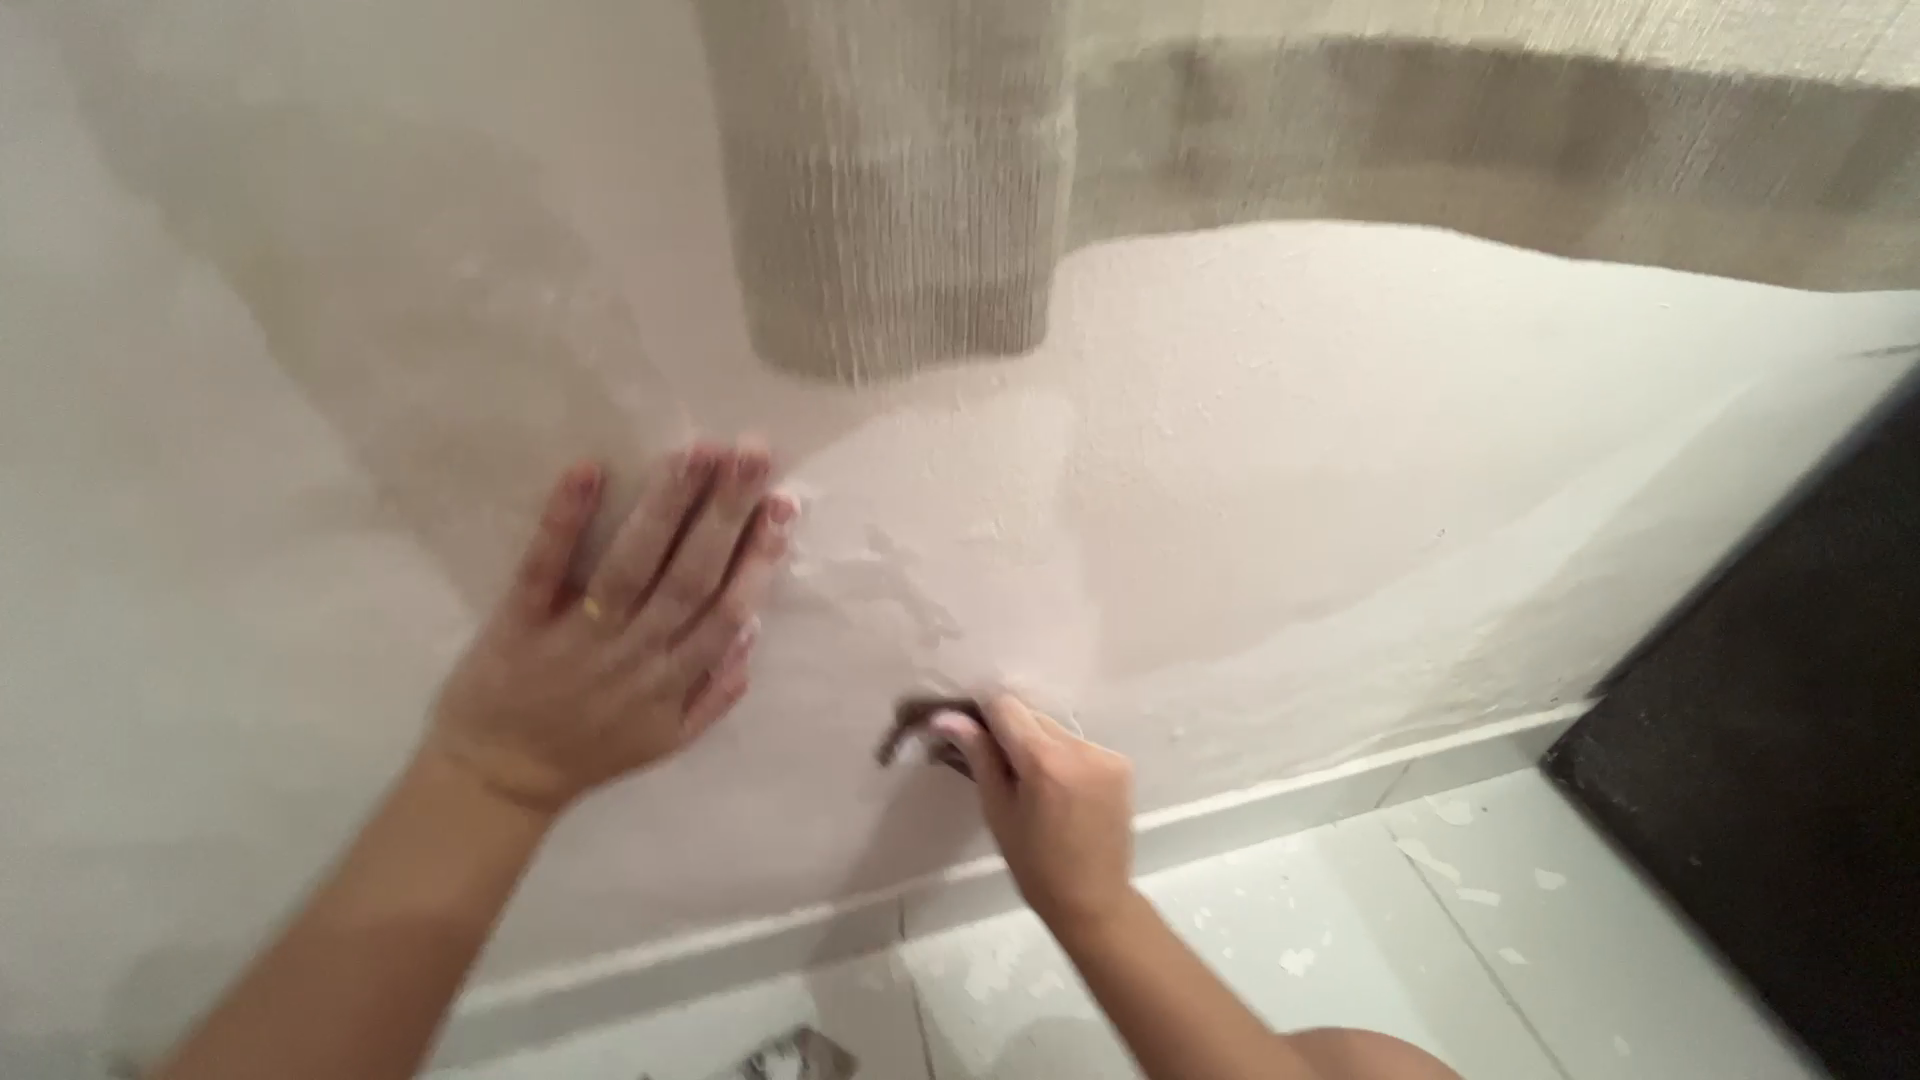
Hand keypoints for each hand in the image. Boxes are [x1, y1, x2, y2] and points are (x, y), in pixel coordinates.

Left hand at [426, 440, 793, 813]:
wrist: (498, 780)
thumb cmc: (592, 751)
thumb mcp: (669, 740)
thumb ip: (717, 693)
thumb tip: (754, 630)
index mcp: (674, 679)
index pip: (727, 609)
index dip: (759, 557)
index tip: (783, 505)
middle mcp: (636, 653)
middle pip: (691, 575)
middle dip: (727, 513)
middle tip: (752, 453)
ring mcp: (579, 636)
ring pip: (633, 564)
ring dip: (667, 505)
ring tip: (698, 451)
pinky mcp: (520, 622)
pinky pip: (544, 568)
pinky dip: (565, 520)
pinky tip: (588, 469)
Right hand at [936, 695, 1136, 932]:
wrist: (1093, 900)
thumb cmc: (1034, 864)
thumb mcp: (997, 810)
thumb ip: (978, 754)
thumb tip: (945, 716)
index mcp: (1044, 760)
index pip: (1005, 706)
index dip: (984, 718)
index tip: (976, 741)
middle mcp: (1079, 747)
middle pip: (1031, 716)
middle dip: (1012, 734)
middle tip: (1003, 772)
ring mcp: (1105, 754)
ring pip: (1054, 729)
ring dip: (1039, 745)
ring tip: (1036, 787)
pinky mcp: (1121, 763)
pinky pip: (1078, 745)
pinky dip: (1064, 757)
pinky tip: (1063, 791)